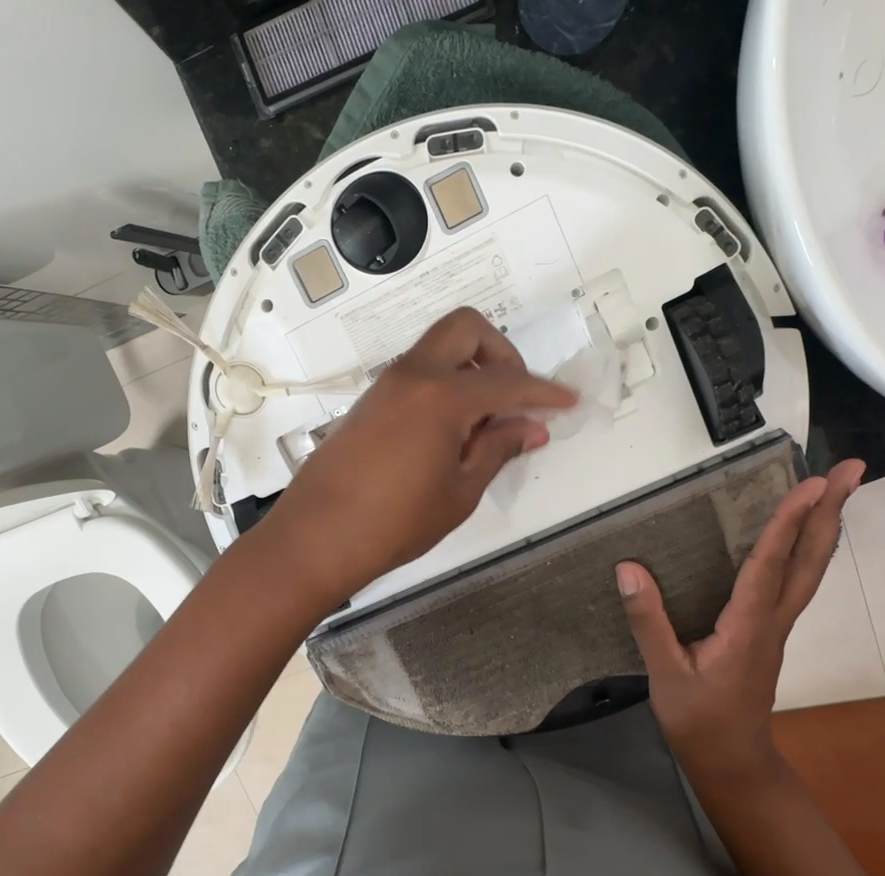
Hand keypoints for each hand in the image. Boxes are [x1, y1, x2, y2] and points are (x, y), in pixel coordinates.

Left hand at [256, 308, 578, 602]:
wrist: (316, 538)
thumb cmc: (395, 523)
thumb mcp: (460, 492)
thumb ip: (498, 449)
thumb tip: (531, 427)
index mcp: (442, 395)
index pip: (508, 381)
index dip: (544, 392)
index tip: (568, 401)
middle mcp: (413, 375)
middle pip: (466, 329)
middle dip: (502, 351)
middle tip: (516, 396)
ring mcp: (386, 385)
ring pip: (438, 349)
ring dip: (470, 368)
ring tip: (486, 424)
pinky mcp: (369, 403)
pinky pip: (418, 374)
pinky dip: (445, 385)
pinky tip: (453, 432)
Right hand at [617, 459, 865, 779]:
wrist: (732, 758)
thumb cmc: (698, 719)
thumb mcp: (665, 673)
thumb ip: (649, 622)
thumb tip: (629, 569)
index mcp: (748, 626)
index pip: (770, 564)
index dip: (788, 522)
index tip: (812, 484)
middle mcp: (772, 620)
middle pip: (811, 559)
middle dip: (831, 512)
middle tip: (852, 469)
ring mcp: (777, 625)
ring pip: (810, 568)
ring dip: (827, 526)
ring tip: (838, 490)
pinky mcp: (771, 631)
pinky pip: (797, 580)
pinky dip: (808, 548)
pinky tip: (806, 538)